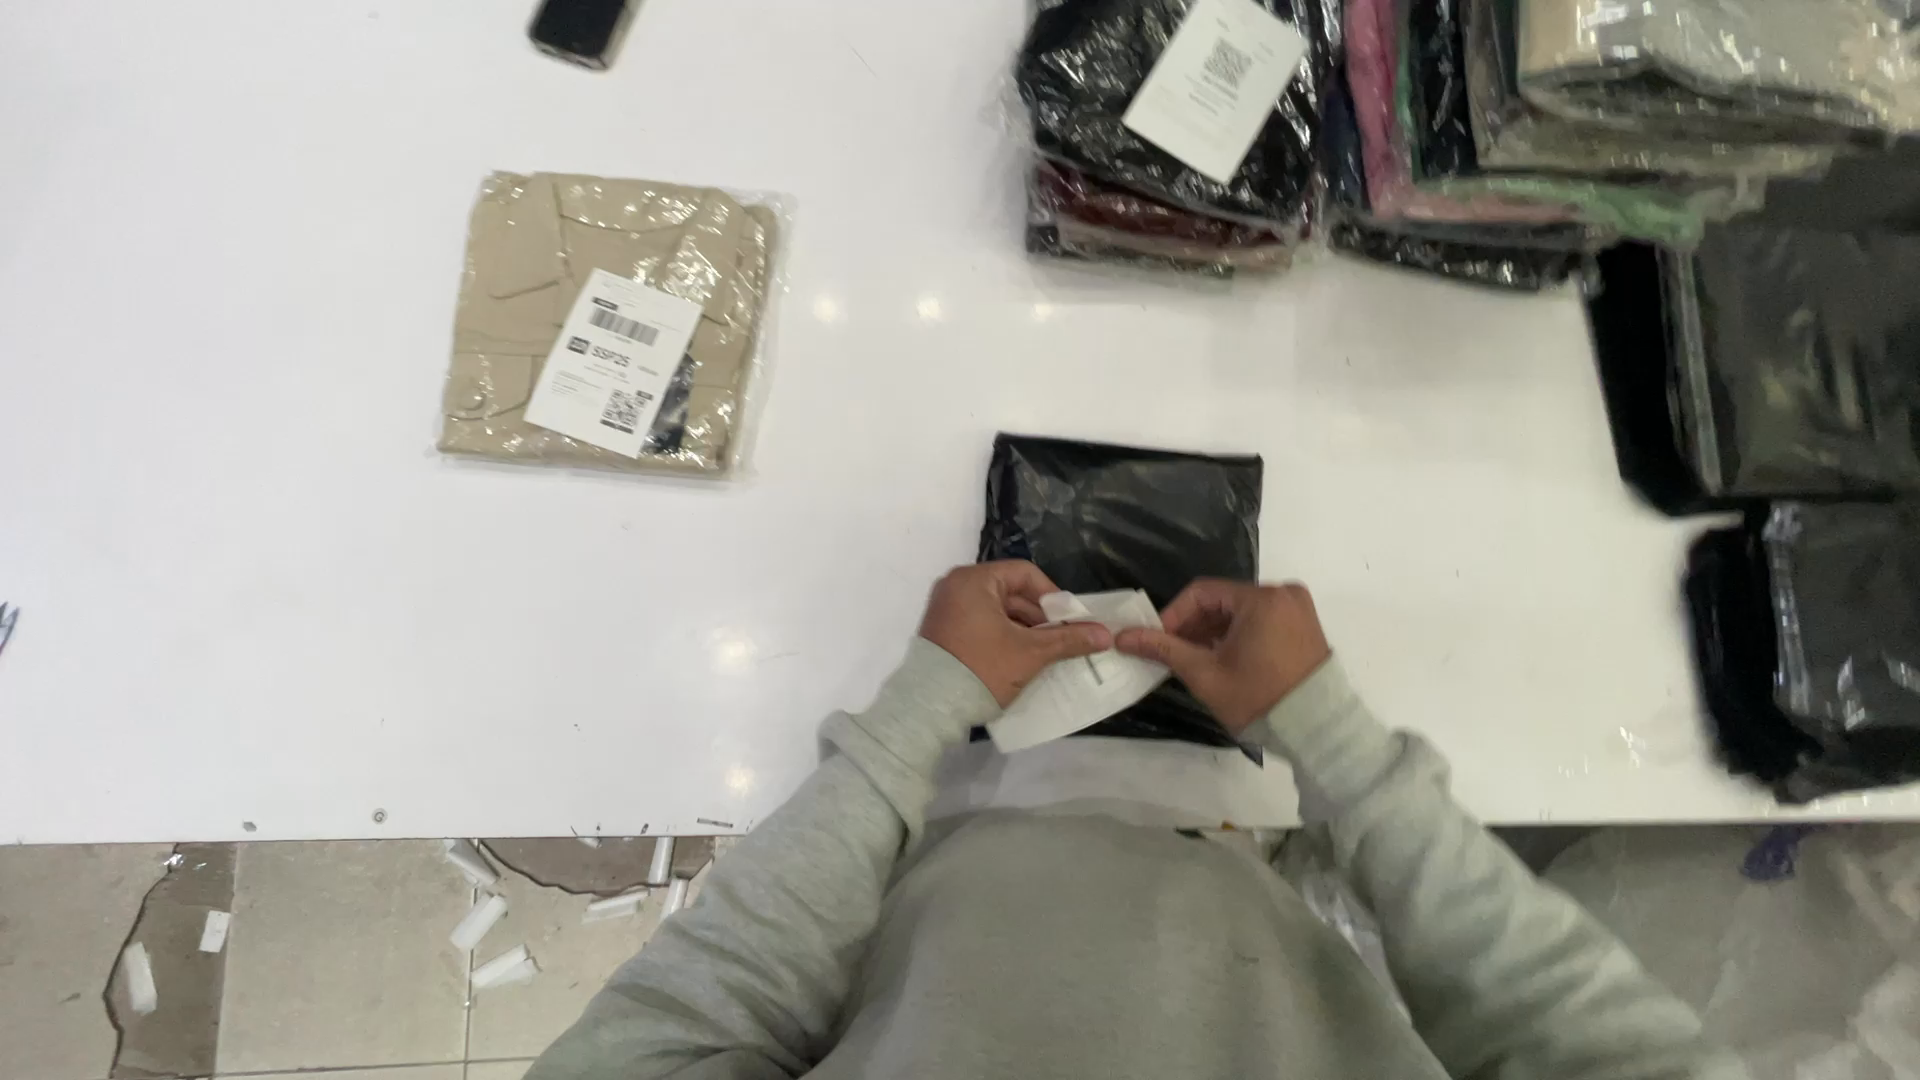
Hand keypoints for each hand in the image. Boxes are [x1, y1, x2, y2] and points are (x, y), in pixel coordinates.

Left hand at [919, 561, 1113, 705]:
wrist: (929, 708)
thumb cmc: (982, 669)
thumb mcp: (1030, 653)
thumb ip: (1068, 639)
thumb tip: (1104, 634)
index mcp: (973, 580)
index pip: (1025, 574)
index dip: (1053, 596)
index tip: (1070, 621)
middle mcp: (955, 586)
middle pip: (1010, 591)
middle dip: (1039, 617)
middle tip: (1061, 640)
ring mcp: (945, 608)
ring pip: (997, 610)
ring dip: (1023, 628)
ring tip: (1044, 653)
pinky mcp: (942, 630)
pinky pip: (980, 623)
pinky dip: (1002, 636)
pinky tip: (1019, 659)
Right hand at [1114, 579, 1330, 734]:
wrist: (1318, 731)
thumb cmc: (1258, 699)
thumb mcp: (1204, 674)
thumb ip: (1163, 648)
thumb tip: (1123, 636)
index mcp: (1261, 598)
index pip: (1201, 592)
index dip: (1173, 614)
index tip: (1157, 640)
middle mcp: (1283, 594)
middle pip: (1222, 599)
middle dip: (1193, 624)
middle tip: (1174, 651)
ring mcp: (1297, 609)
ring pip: (1240, 610)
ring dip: (1213, 630)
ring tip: (1195, 658)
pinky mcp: (1305, 625)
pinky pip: (1260, 619)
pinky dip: (1238, 634)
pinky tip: (1223, 657)